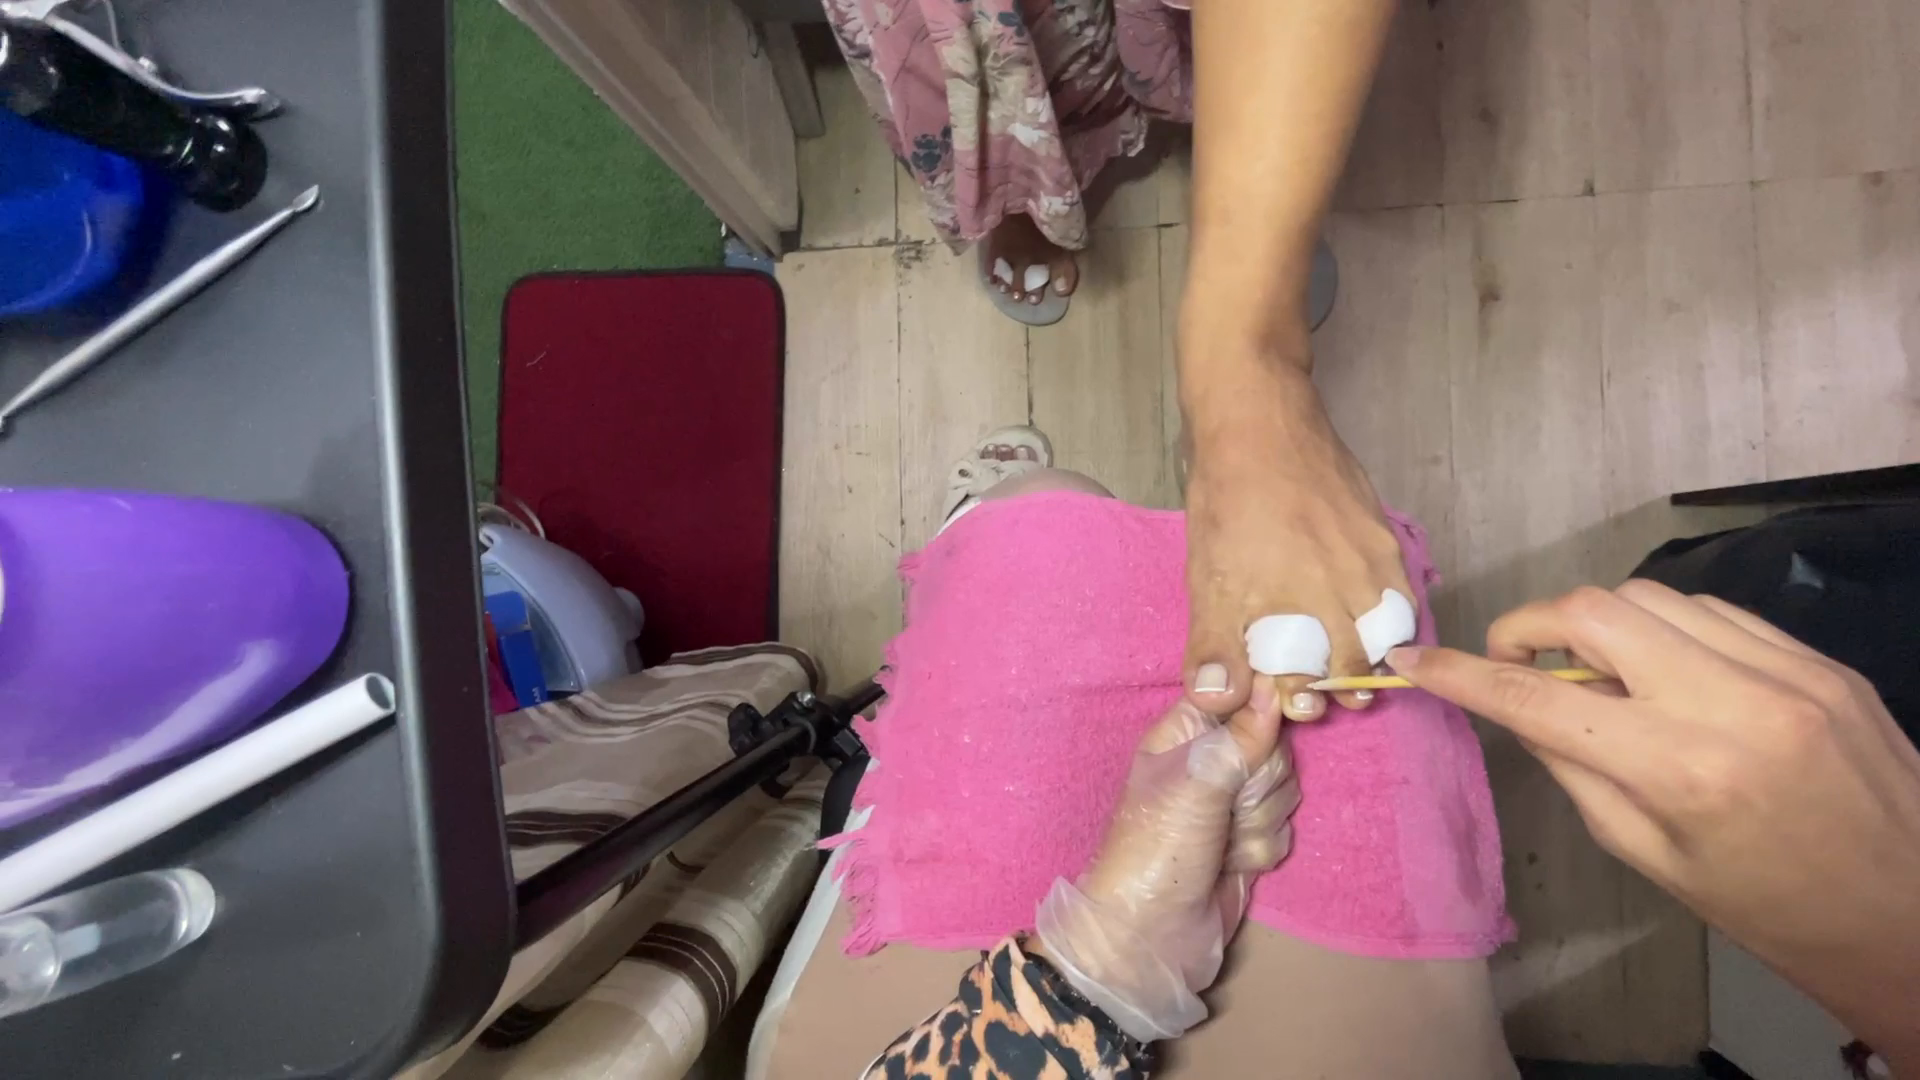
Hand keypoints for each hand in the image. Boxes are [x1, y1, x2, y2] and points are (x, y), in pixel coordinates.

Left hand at [1034, 678, 1298, 1041]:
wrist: (1151, 936)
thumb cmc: (1157, 846)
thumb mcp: (1196, 783)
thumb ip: (1240, 736)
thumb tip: (1269, 683)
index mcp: (1185, 729)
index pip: (1242, 692)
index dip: (1265, 705)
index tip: (1279, 724)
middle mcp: (1208, 756)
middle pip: (1274, 743)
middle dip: (1259, 781)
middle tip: (1227, 805)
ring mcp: (1229, 798)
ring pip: (1284, 786)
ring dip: (1259, 819)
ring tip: (1220, 839)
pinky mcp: (1248, 835)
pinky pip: (1284, 825)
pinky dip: (1262, 846)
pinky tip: (1231, 863)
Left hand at [1182, 356, 1411, 720]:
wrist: (1261, 424)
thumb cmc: (1226, 503)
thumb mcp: (1206, 575)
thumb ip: (1215, 640)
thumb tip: (1215, 701)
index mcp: (1303, 608)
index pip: (1316, 682)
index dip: (1301, 700)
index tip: (1288, 703)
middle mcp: (1352, 593)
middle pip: (1359, 663)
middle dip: (1339, 684)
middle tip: (1316, 690)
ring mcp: (1377, 564)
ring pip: (1386, 632)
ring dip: (1366, 654)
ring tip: (1341, 659)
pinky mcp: (1387, 538)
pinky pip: (1397, 595)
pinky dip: (1382, 618)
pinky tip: (1360, 615)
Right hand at [1386, 581, 1919, 1068]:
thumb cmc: (1763, 904)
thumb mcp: (1638, 845)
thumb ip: (1568, 759)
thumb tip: (1518, 702)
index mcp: (1681, 767)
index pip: (1534, 697)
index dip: (1460, 673)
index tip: (1413, 659)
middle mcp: (1735, 702)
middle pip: (1592, 610)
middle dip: (1528, 625)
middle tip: (1517, 660)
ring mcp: (1789, 672)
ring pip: (1647, 597)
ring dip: (1595, 623)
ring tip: (1596, 669)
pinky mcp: (1820, 661)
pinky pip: (1707, 611)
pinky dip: (1658, 628)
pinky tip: (1661, 668)